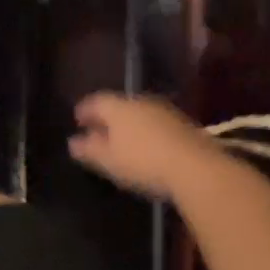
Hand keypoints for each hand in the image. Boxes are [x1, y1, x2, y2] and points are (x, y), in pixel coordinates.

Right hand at [68, 93, 223, 198]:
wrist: (196, 168)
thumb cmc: (142, 162)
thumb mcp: (107, 160)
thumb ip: (88, 149)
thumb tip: (73, 142)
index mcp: (117, 107)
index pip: (94, 101)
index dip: (84, 110)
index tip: (77, 121)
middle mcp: (140, 102)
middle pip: (118, 105)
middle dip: (107, 118)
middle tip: (98, 132)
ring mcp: (165, 111)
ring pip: (139, 114)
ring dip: (128, 125)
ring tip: (122, 142)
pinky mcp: (184, 125)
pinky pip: (156, 124)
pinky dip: (146, 132)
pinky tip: (146, 148)